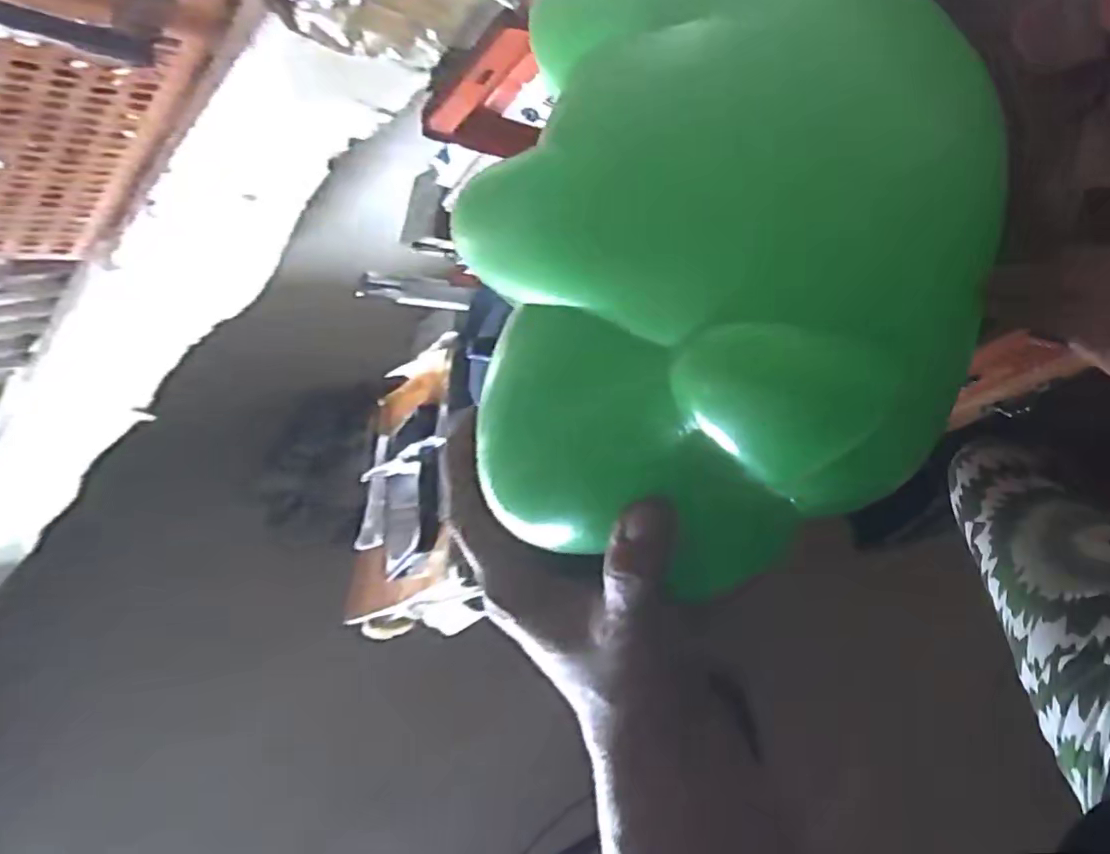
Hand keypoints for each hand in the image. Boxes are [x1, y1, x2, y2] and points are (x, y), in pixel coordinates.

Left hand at [441, 408, 685, 732]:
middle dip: (502, 451)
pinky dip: (585, 484)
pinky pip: (574, 515)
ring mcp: (555, 570)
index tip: (473, 409)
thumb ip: (634, 572)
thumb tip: (648, 503)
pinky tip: (623, 460)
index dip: (460, 462)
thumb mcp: (628, 625)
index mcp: (510, 580)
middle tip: (534, 397)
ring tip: (576, 414)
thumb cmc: (625, 675)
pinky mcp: (588, 569)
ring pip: (534, 507)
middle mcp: (524, 568)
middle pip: (495, 501)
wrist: (649, 712)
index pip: (468, 513)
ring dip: (543, 464)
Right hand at [987, 241, 1109, 385]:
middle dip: (1012, 275)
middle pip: (1045, 275)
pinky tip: (1057, 251)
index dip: (1006, 300)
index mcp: (1096, 320)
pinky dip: (1069, 251)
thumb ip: (1081, 344)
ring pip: (1066, 256)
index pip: (1038, 306)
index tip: (979, 294)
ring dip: (1038, 260)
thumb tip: (1045, 328)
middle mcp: (1103, 285)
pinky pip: (1093, 246)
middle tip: (985, 275)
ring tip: (1016, 262)